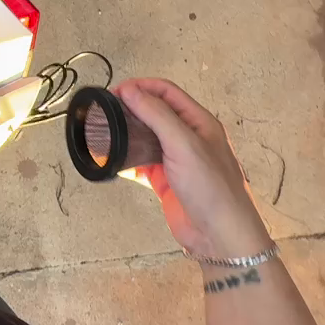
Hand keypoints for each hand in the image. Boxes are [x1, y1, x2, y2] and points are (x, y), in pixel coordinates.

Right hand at [114, 78, 272, 260]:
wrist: (219, 237)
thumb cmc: (211, 188)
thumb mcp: (184, 145)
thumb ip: (157, 115)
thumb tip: (130, 90)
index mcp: (198, 122)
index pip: (166, 92)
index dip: (141, 87)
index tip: (115, 92)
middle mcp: (187, 137)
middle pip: (153, 112)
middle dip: (130, 108)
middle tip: (105, 112)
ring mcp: (175, 159)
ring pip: (144, 137)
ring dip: (126, 133)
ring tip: (104, 134)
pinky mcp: (164, 180)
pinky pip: (140, 162)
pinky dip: (125, 160)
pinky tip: (112, 161)